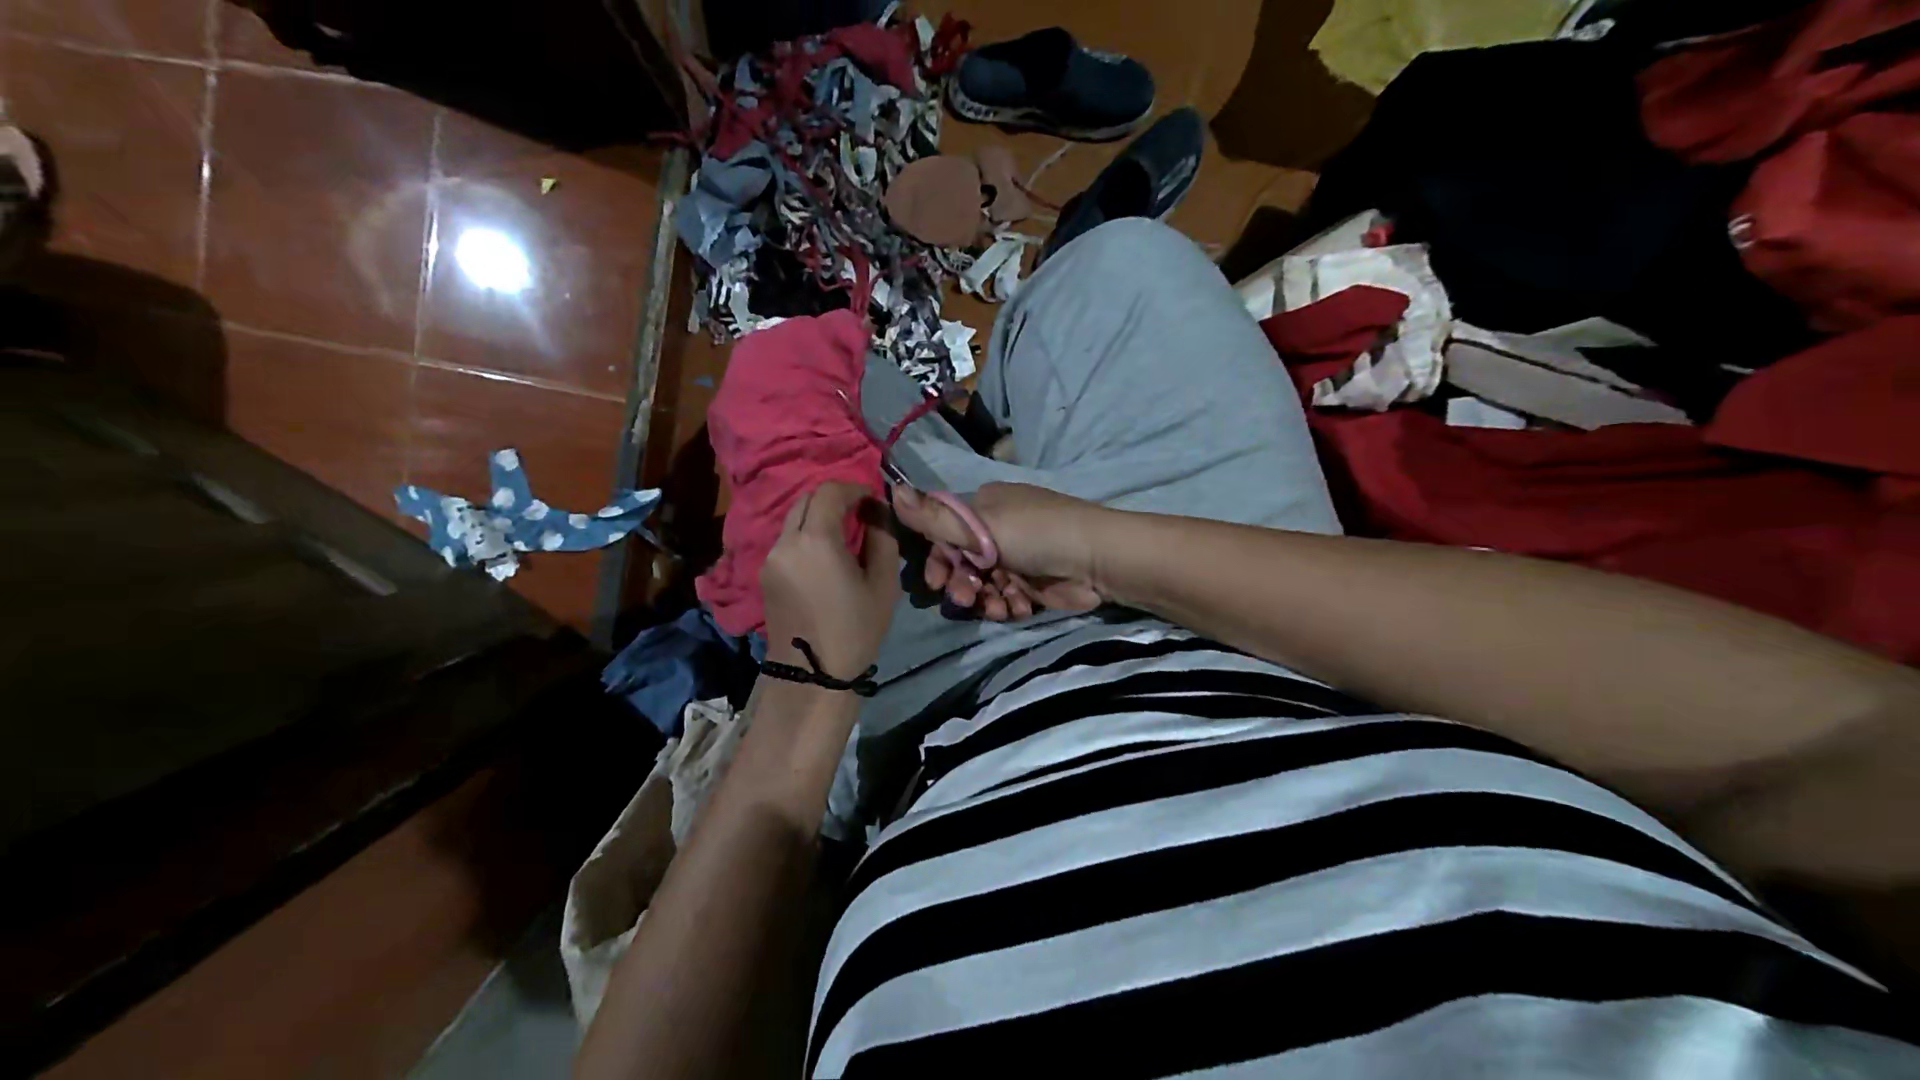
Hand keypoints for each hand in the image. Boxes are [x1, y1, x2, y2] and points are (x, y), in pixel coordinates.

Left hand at [760, 482, 901, 679]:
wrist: (812, 674)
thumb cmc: (855, 629)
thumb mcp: (883, 584)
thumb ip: (882, 538)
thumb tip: (877, 513)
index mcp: (816, 540)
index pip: (830, 491)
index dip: (854, 488)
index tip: (873, 501)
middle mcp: (786, 542)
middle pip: (807, 499)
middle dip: (834, 499)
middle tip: (860, 515)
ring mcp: (770, 558)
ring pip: (794, 519)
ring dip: (819, 517)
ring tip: (845, 536)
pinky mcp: (765, 574)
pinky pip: (787, 540)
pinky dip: (807, 536)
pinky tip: (826, 557)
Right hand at [891, 482, 1106, 620]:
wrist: (1097, 560)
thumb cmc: (1036, 534)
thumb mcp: (982, 526)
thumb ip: (935, 518)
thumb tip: (891, 490)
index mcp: (985, 506)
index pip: (945, 532)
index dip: (937, 559)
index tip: (934, 583)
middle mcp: (998, 529)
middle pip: (962, 562)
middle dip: (961, 584)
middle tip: (965, 599)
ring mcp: (1017, 557)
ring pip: (983, 584)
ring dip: (984, 599)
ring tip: (998, 606)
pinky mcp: (1032, 583)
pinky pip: (1005, 596)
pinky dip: (1007, 604)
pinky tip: (1018, 606)